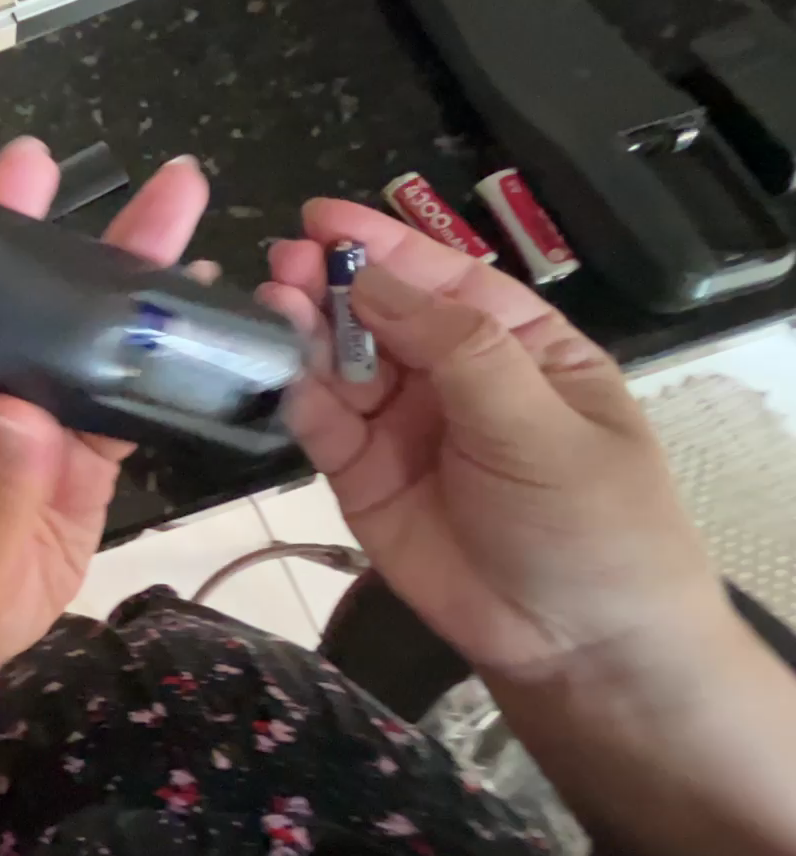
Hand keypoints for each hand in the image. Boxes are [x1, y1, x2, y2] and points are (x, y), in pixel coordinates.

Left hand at [0, 114, 210, 682]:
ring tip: (166, 194)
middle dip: (11, 226)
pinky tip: (194, 296)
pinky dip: (154, 346)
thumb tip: (17, 416)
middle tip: (35, 163)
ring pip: (66, 328)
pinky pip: (116, 385)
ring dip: (107, 265)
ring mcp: (25, 412)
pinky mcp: (76, 443)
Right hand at [257, 200, 727, 681]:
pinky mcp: (351, 466)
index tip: (321, 217)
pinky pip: (314, 419)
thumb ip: (457, 350)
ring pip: (334, 361)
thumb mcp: (540, 423)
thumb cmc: (588, 522)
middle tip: (283, 263)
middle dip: (330, 283)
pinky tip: (274, 371)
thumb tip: (378, 282)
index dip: (383, 244)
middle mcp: (444, 376)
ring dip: (301, 331)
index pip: (441, 279)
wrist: (565, 639)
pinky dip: (291, 395)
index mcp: (513, 346)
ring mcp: (392, 421)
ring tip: (267, 304)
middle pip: (375, 315)